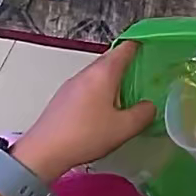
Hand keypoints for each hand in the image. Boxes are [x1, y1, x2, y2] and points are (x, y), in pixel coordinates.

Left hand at [10, 42, 155, 179]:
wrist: (44, 151)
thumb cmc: (86, 135)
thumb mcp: (123, 128)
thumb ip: (142, 114)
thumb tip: (149, 106)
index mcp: (103, 73)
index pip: (124, 49)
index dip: (138, 45)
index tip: (151, 47)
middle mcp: (87, 73)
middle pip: (110, 59)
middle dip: (126, 62)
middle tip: (143, 72)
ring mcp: (72, 84)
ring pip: (97, 73)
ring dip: (112, 77)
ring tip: (127, 92)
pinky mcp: (63, 97)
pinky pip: (87, 85)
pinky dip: (100, 89)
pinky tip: (104, 107)